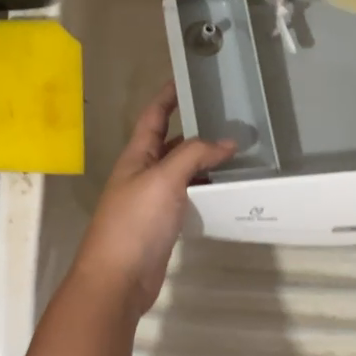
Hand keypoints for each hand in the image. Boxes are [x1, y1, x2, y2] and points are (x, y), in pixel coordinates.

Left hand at [69, 83, 235, 320]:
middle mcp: (142, 172)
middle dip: (193, 128)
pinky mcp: (162, 223)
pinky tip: (225, 188)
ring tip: (237, 149)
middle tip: (228, 116)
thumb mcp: (164, 179)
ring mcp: (151, 199)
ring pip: (180, 170)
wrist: (117, 278)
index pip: (153, 116)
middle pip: (169, 142)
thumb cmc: (135, 221)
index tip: (187, 77)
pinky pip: (186, 196)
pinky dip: (204, 187)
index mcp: (136, 155)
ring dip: (203, 159)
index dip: (167, 96)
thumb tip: (226, 141)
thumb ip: (193, 156)